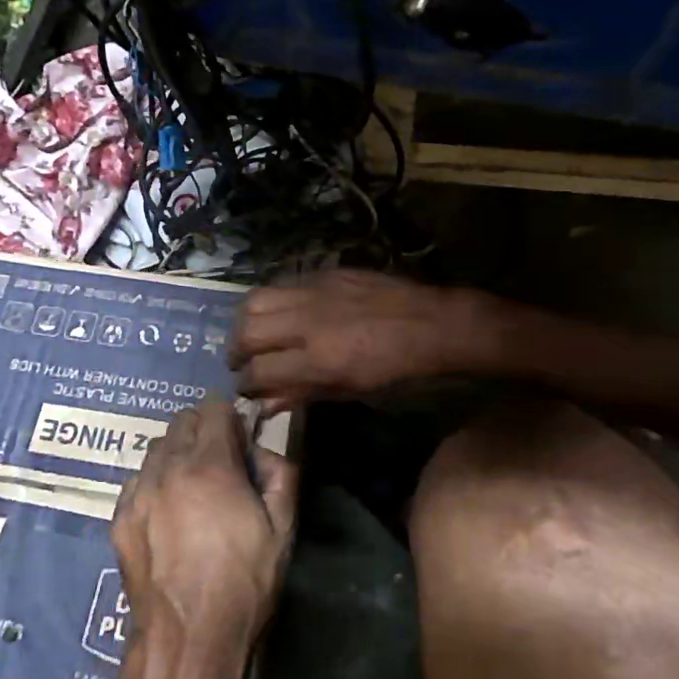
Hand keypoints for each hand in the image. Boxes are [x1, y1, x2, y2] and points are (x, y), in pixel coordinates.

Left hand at [110, 399, 298, 678]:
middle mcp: (168, 467)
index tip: (241, 441)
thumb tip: (261, 450)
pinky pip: (137, 479)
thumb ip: (279, 474)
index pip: (214, 407)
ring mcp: (138, 492)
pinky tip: (167, 511)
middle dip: (204, 430)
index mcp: (210, 465)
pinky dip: (154, 481)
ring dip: (177, 453)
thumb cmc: (243, 584)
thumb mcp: (282, 529)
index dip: (231, 418)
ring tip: (192, 486)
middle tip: (220, 462)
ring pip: (157, 447)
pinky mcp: (119, 517)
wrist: (188, 642)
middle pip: (182, 420)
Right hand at [229, 270, 501, 404]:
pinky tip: (283, 314)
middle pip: (247, 331)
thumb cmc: (405, 373)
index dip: (245, 385)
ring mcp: (316, 292)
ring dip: (247, 322)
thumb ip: (306, 394)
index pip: (258, 371)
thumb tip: (265, 404)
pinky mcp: (326, 273)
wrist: (442, 326)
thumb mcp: (357, 393)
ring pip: (256, 299)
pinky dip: (274, 302)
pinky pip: (284, 283)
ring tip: (255, 335)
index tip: (246, 390)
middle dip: (236, 352)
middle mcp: (309, 321)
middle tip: (243, 363)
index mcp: (320, 359)